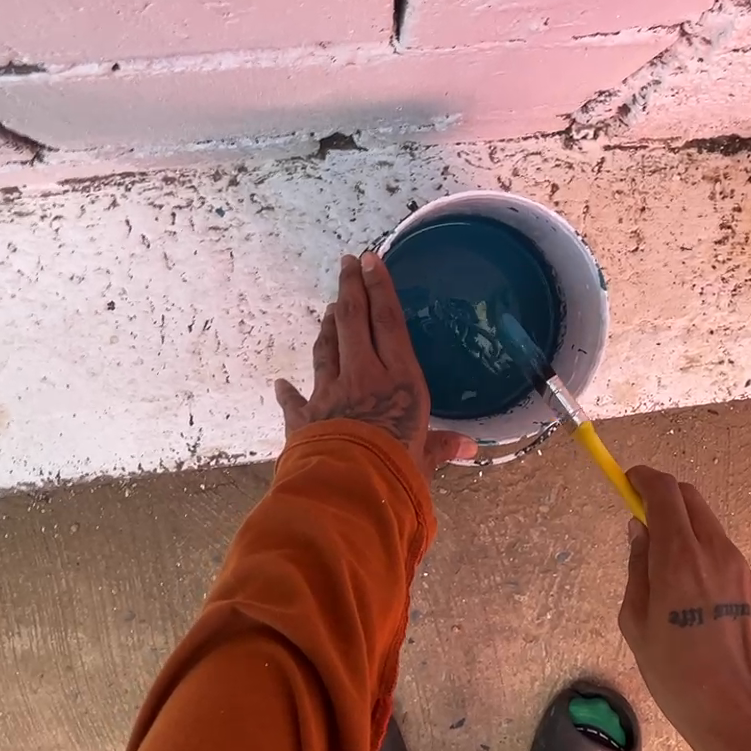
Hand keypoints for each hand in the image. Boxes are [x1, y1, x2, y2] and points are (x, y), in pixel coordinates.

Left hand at [275, 253, 477, 478]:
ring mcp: (330, 393)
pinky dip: (287, 392)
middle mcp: (363, 375)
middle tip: (346, 263)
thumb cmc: (397, 470)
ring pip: (326, 349)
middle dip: (350, 289)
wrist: (349, 489)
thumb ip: (441, 448)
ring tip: (327, 308)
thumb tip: (470, 448)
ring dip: (327, 326)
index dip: (380, 289)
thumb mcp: (425, 459)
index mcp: (399, 380)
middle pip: (353, 321)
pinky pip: (294, 400)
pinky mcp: (304, 417)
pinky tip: (281, 383)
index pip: (388, 323)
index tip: (371, 260)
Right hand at [618, 466, 750, 750]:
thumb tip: (639, 529)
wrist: (741, 713)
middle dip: (661, 494)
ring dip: (680, 518)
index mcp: (679, 558)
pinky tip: (680, 576)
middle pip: (689, 495)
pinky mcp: (748, 580)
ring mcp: (736, 564)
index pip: (664, 492)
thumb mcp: (636, 622)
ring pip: (705, 517)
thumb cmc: (676, 674)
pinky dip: (694, 540)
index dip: (642, 478)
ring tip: (657, 554)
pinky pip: (716, 542)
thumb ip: (637, 567)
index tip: (624, 481)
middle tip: (637, 514)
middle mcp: (713, 550)